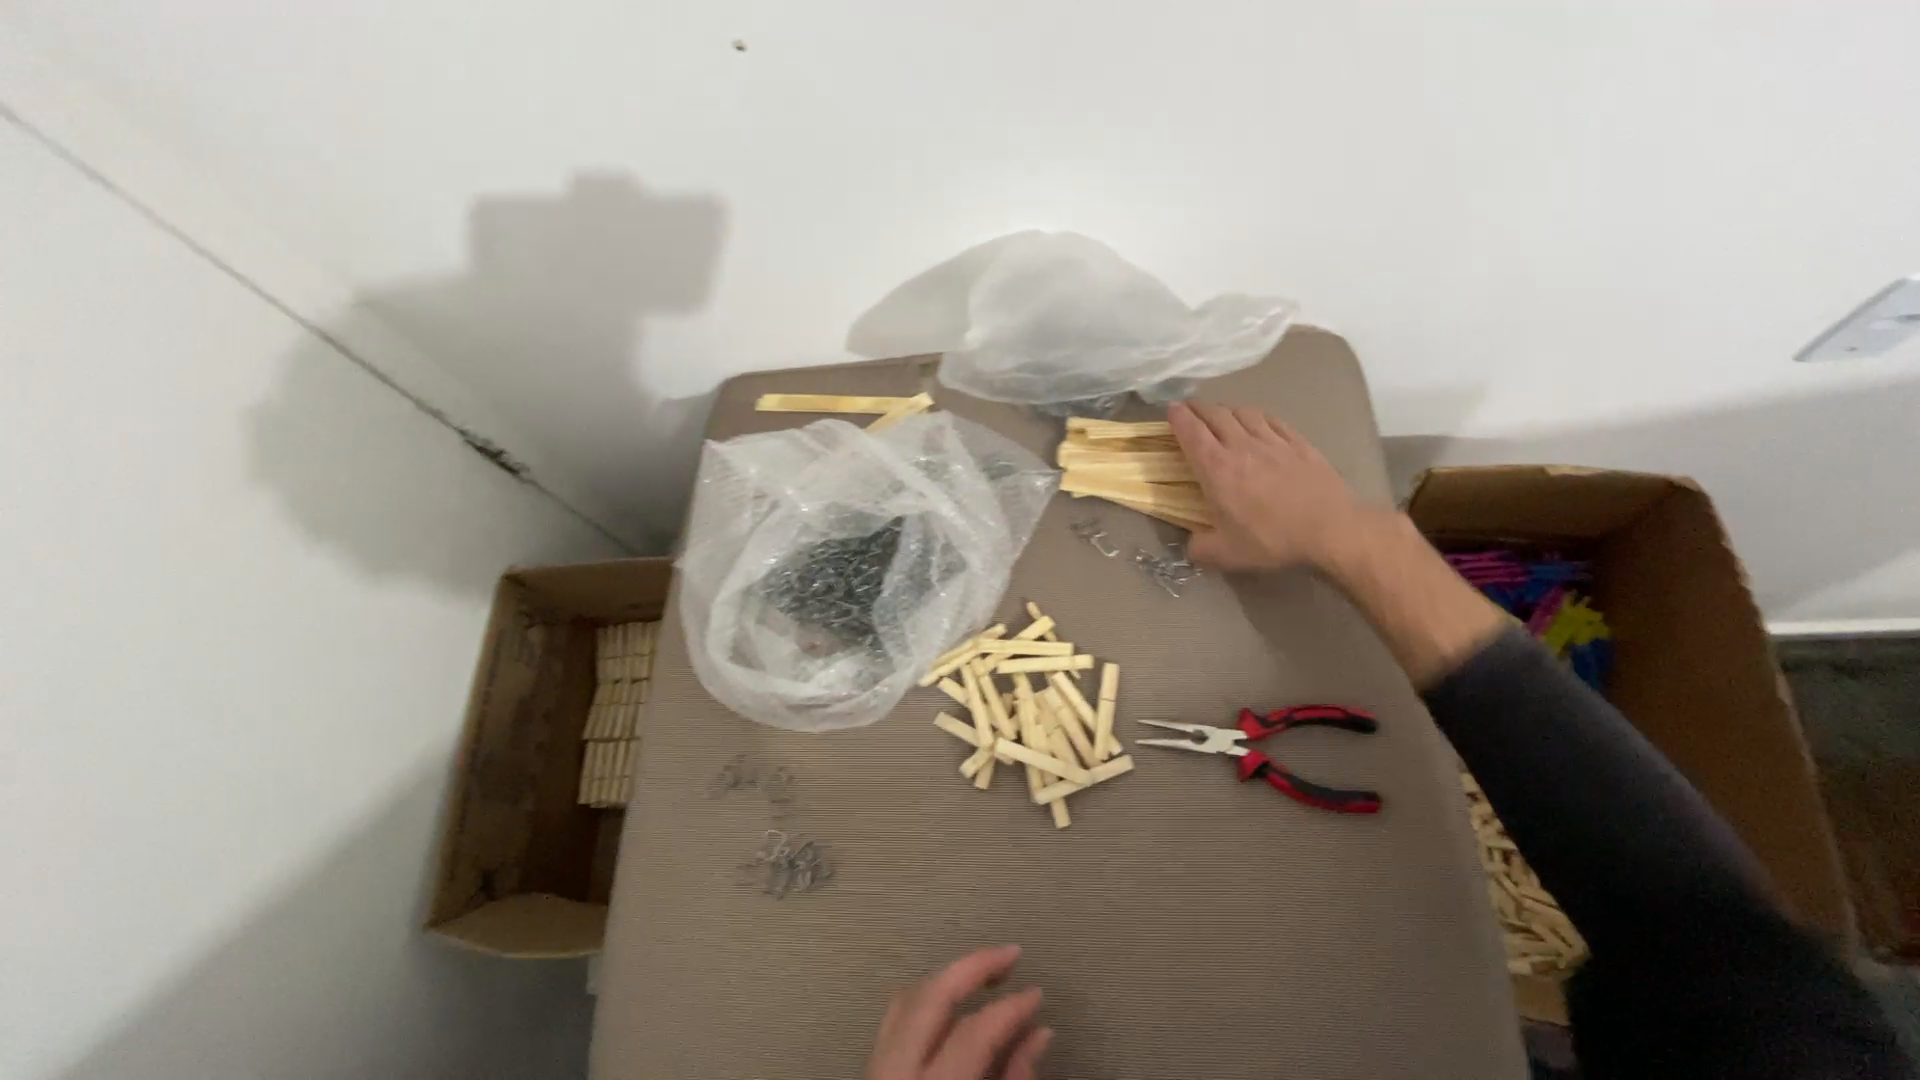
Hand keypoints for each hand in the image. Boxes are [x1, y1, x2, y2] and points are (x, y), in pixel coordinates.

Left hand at [867, 945, 1051, 1079]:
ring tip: (984, 969)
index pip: (973, 1031)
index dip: (1011, 1008)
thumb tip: (1038, 1033)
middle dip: (973, 964)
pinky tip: (949, 997)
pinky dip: (925, 996)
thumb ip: (1014, 1078)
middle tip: (1011, 951)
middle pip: (931, 994)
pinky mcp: (869, 1065)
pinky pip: (895, 1015)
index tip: (1037, 992)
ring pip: (907, 996)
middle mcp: (894, 1069)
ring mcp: (875, 1065)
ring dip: (947, 975)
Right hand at [1168, 401, 1369, 571]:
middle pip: (1215, 414)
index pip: (1191, 432)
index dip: (1177, 417)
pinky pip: (1272, 420)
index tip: (1170, 410)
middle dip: (1198, 407)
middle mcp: (1242, 446)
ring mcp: (1273, 442)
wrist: (1331, 529)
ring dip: (1227, 409)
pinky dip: (1257, 416)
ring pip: (1244, 412)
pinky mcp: (1299, 444)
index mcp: (1217, 469)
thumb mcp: (1225, 555)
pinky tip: (1257, 421)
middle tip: (1189, 408)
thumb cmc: (1272, 540)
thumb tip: (1191, 544)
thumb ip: (1200, 548)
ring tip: (1221, 414)